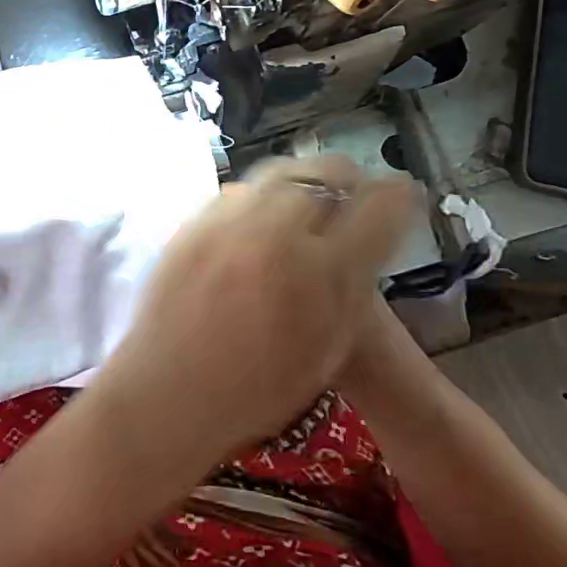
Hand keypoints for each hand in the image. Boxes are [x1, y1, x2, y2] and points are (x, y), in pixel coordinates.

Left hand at [81, 156, 420, 471]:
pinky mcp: (191, 226)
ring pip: (279, 172)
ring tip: (308, 201)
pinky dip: (259, 195)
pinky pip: (236, 191)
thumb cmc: (256, 391)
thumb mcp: (328, 348)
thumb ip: (353, 286)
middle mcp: (276, 237)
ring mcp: (226, 225)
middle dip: (349, 179)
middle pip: (326, 174)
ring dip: (303, 180)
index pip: (379, 206)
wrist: (167, 394)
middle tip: (352, 193)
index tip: (400, 196)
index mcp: (323, 273)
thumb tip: (367, 241)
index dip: (397, 196)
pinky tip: (260, 218)